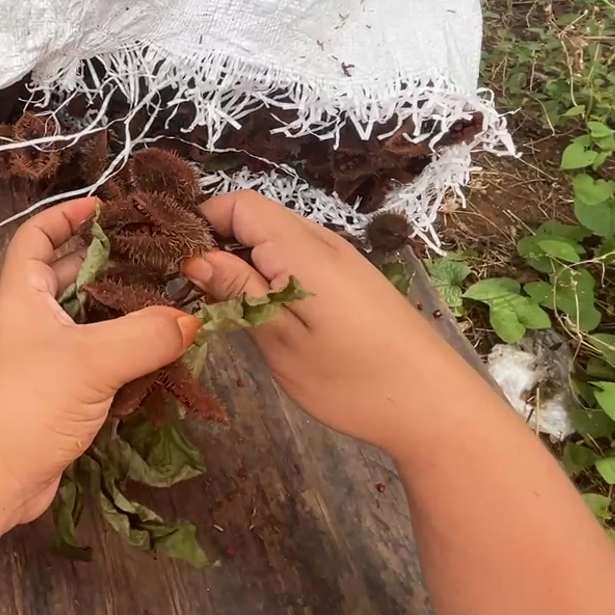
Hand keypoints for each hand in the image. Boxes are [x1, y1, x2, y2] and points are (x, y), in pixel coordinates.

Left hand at [0, 197, 197, 528]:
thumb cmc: (25, 401)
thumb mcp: (89, 360)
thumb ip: (144, 335)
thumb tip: (191, 319)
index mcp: (22, 293)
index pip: (35, 236)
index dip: (64, 216)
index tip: (103, 206)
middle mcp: (29, 320)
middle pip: (67, 276)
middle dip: (107, 262)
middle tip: (158, 256)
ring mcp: (41, 359)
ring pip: (85, 321)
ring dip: (121, 311)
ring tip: (170, 300)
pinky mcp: (56, 395)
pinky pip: (94, 361)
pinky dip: (123, 354)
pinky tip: (159, 355)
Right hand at [179, 191, 492, 456]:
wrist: (438, 411)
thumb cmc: (353, 380)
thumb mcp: (281, 339)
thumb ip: (236, 291)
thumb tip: (191, 256)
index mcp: (301, 248)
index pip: (237, 202)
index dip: (200, 221)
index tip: (175, 260)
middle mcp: (321, 240)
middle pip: (253, 215)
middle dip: (215, 241)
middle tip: (190, 287)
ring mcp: (339, 258)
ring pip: (272, 236)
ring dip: (240, 258)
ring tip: (221, 302)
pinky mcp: (349, 278)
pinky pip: (294, 254)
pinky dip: (266, 270)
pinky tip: (260, 308)